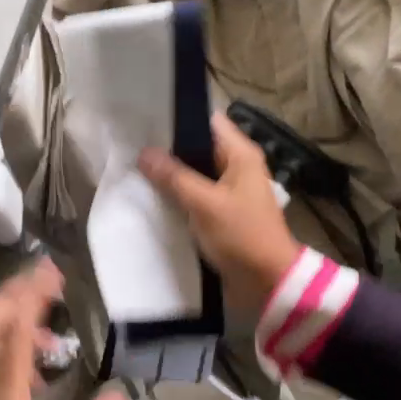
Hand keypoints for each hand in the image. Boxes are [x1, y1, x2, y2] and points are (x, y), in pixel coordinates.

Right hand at [138, 112, 301, 310]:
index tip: (146, 119)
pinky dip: (177, 194)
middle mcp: (236, 167)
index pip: (208, 121)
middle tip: (133, 145)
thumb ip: (174, 177)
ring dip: (171, 173)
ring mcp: (229, 191)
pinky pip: (195, 194)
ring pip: (195, 172)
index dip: (180, 118)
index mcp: (241, 155)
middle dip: (169, 147)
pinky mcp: (221, 212)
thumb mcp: (204, 203)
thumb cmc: (241, 235)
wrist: (267, 282)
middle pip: (199, 146)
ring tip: (136, 168)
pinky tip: (153, 195)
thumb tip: (144, 154)